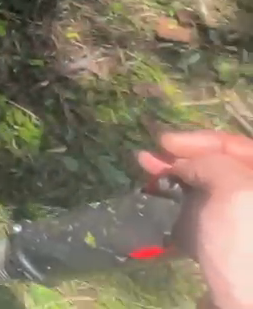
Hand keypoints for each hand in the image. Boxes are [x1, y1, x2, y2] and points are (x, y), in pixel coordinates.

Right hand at [139, 130, 252, 308]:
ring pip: (219, 191)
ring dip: (180, 178)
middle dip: (190, 158)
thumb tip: (186, 164)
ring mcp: (251, 229)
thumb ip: (213, 164)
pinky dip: (185, 203)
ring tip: (146, 173)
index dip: (208, 140)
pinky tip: (160, 200)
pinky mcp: (240, 250)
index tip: (165, 143)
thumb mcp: (236, 194)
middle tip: (152, 157)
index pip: (248, 148)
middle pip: (233, 168)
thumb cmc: (251, 248)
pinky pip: (213, 215)